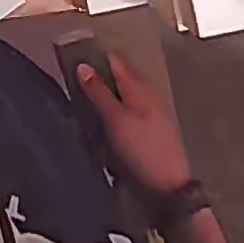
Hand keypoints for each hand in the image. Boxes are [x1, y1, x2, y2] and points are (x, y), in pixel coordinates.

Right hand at [78, 52, 192, 194]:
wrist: (169, 187)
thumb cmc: (141, 147)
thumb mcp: (114, 119)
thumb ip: (98, 92)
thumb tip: (82, 65)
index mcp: (137, 85)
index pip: (114, 59)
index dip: (95, 56)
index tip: (73, 59)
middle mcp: (145, 92)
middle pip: (119, 74)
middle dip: (100, 75)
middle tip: (75, 82)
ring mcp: (149, 110)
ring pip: (123, 92)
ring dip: (106, 94)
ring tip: (85, 102)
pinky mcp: (150, 128)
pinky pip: (127, 109)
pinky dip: (114, 109)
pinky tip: (104, 121)